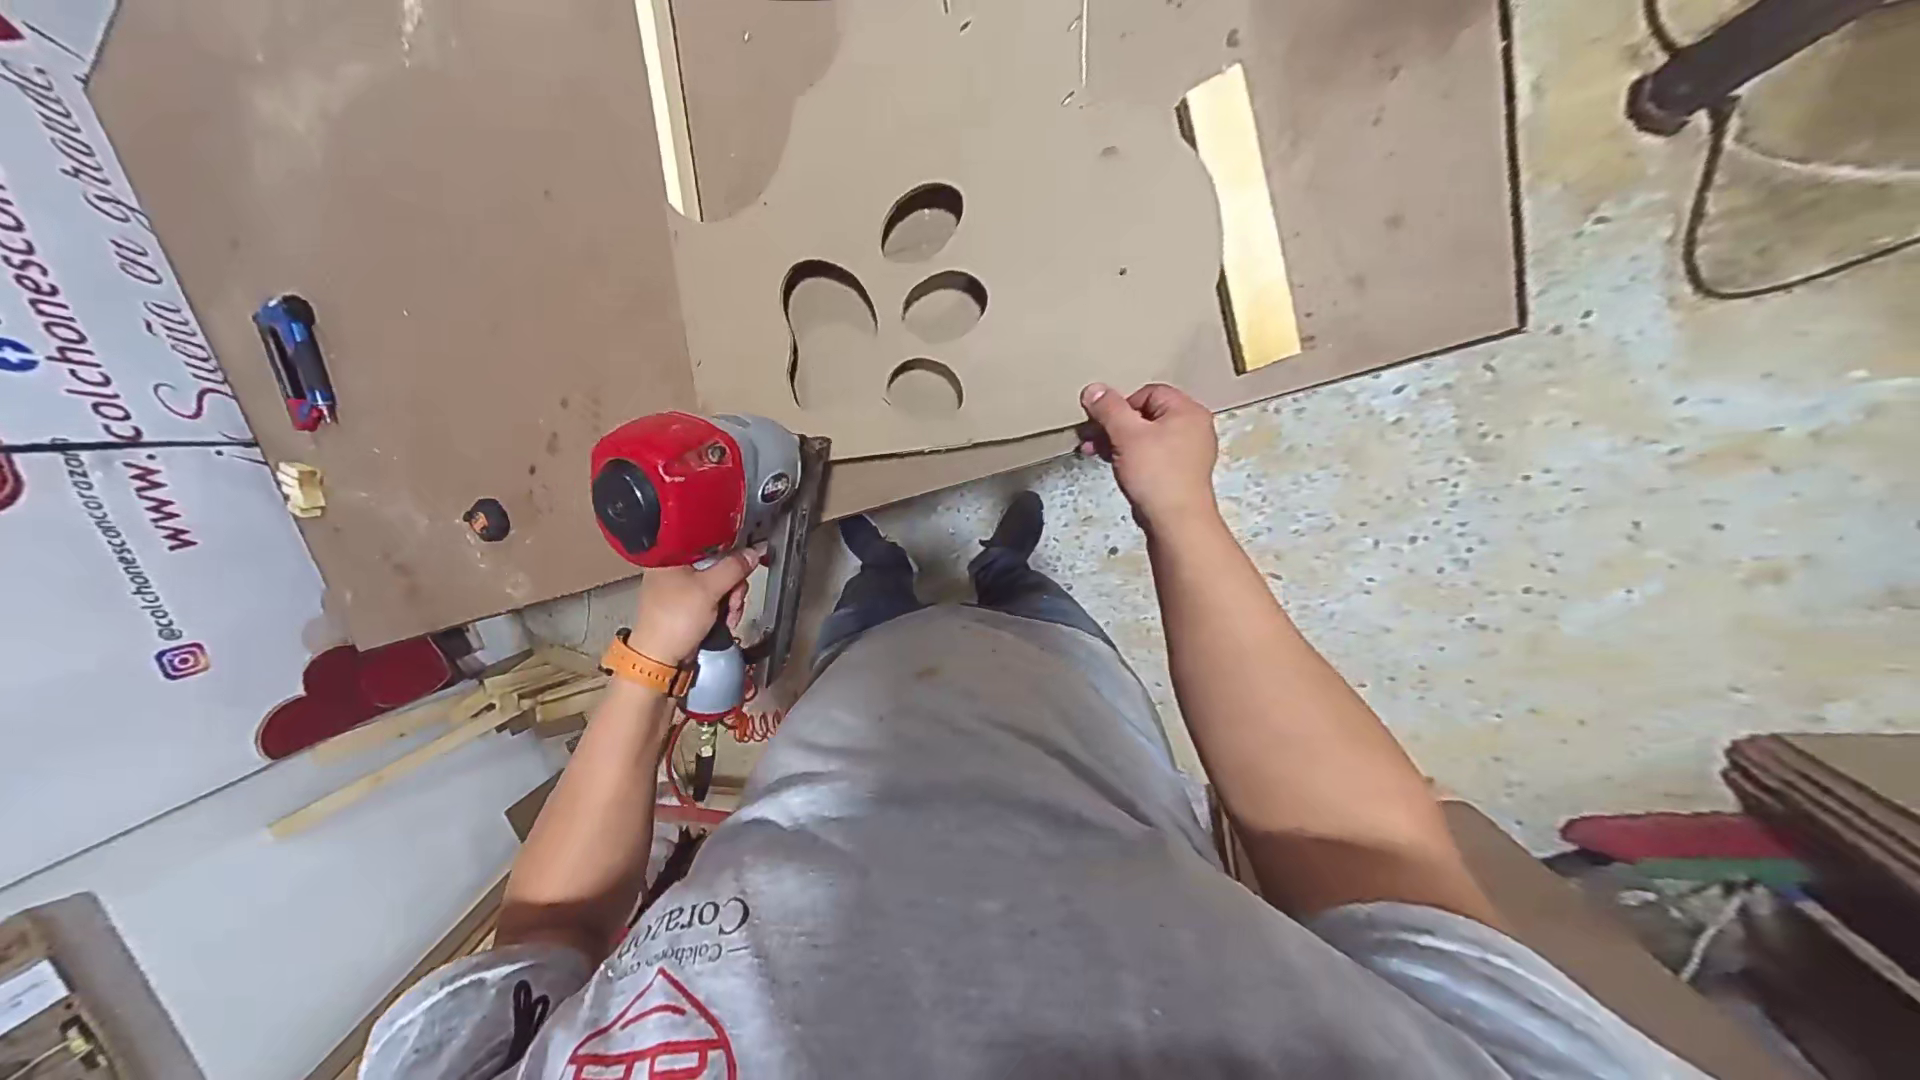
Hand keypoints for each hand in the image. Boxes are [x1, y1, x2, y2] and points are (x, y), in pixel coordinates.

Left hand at [625, 545, 763, 664]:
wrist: (660, 659)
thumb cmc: (677, 619)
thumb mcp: (709, 589)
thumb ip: (734, 567)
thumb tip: (755, 551)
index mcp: (671, 557)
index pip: (710, 541)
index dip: (731, 552)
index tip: (745, 564)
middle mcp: (676, 569)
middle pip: (720, 565)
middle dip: (733, 585)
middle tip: (733, 600)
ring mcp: (683, 588)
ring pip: (721, 583)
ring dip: (732, 600)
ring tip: (730, 615)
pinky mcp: (690, 605)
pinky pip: (716, 598)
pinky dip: (725, 608)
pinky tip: (726, 620)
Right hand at [1078, 382, 1219, 529]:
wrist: (1176, 521)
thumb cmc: (1156, 474)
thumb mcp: (1126, 435)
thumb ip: (1108, 408)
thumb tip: (1092, 389)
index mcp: (1187, 411)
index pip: (1147, 393)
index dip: (1121, 405)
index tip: (1103, 423)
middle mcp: (1192, 427)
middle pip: (1146, 414)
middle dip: (1114, 425)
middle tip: (1091, 438)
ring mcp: (1188, 452)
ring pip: (1146, 436)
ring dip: (1118, 441)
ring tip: (1095, 453)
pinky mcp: (1179, 472)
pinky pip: (1151, 455)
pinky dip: (1131, 457)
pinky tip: (1115, 466)